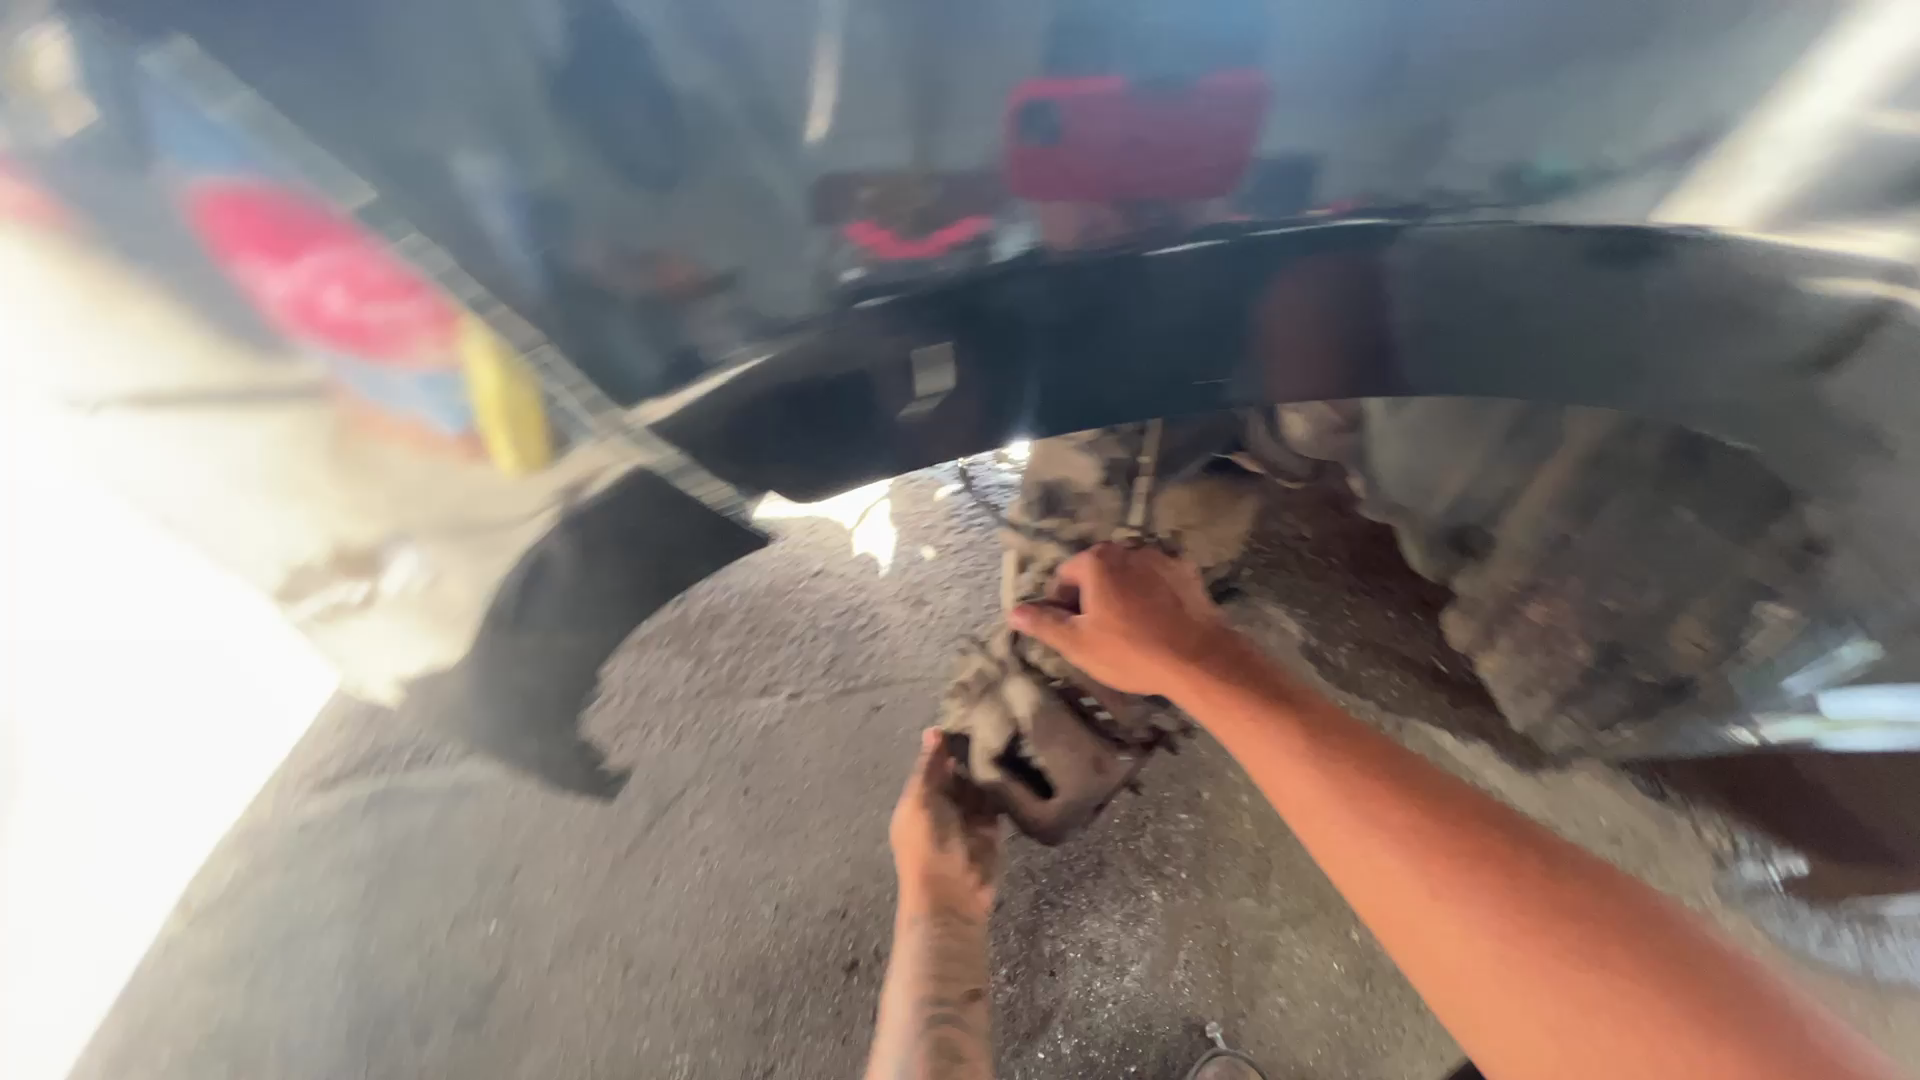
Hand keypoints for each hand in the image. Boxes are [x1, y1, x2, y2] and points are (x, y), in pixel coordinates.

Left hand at [890, 729, 1001, 920]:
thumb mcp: (919, 802)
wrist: (951, 897)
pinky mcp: (992, 828)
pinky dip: (1004, 786)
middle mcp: (943, 804)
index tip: (968, 714)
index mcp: (919, 798)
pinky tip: (1017, 761)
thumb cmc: (926, 845)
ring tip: (1009, 734)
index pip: (934, 763)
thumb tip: (933, 729)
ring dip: (989, 768)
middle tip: (994, 720)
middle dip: (971, 752)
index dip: (947, 742)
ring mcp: (968, 817)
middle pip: (959, 771)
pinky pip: (998, 801)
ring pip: (980, 784)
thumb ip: (928, 767)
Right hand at [1008, 542, 1237, 696]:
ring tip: (1132, 629)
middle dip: (1094, 597)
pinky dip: (1153, 594)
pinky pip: (1158, 579)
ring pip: (1129, 574)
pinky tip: (1158, 622)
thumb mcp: (1078, 644)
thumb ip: (1044, 623)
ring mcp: (1161, 558)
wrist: (1199, 659)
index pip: (1065, 576)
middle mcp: (1127, 549)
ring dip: (1124, 594)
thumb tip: (1014, 611)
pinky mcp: (1187, 572)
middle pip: (1098, 571)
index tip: (1074, 631)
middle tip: (1101, 633)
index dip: (1063, 604)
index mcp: (1097, 561)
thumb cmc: (1130, 651)